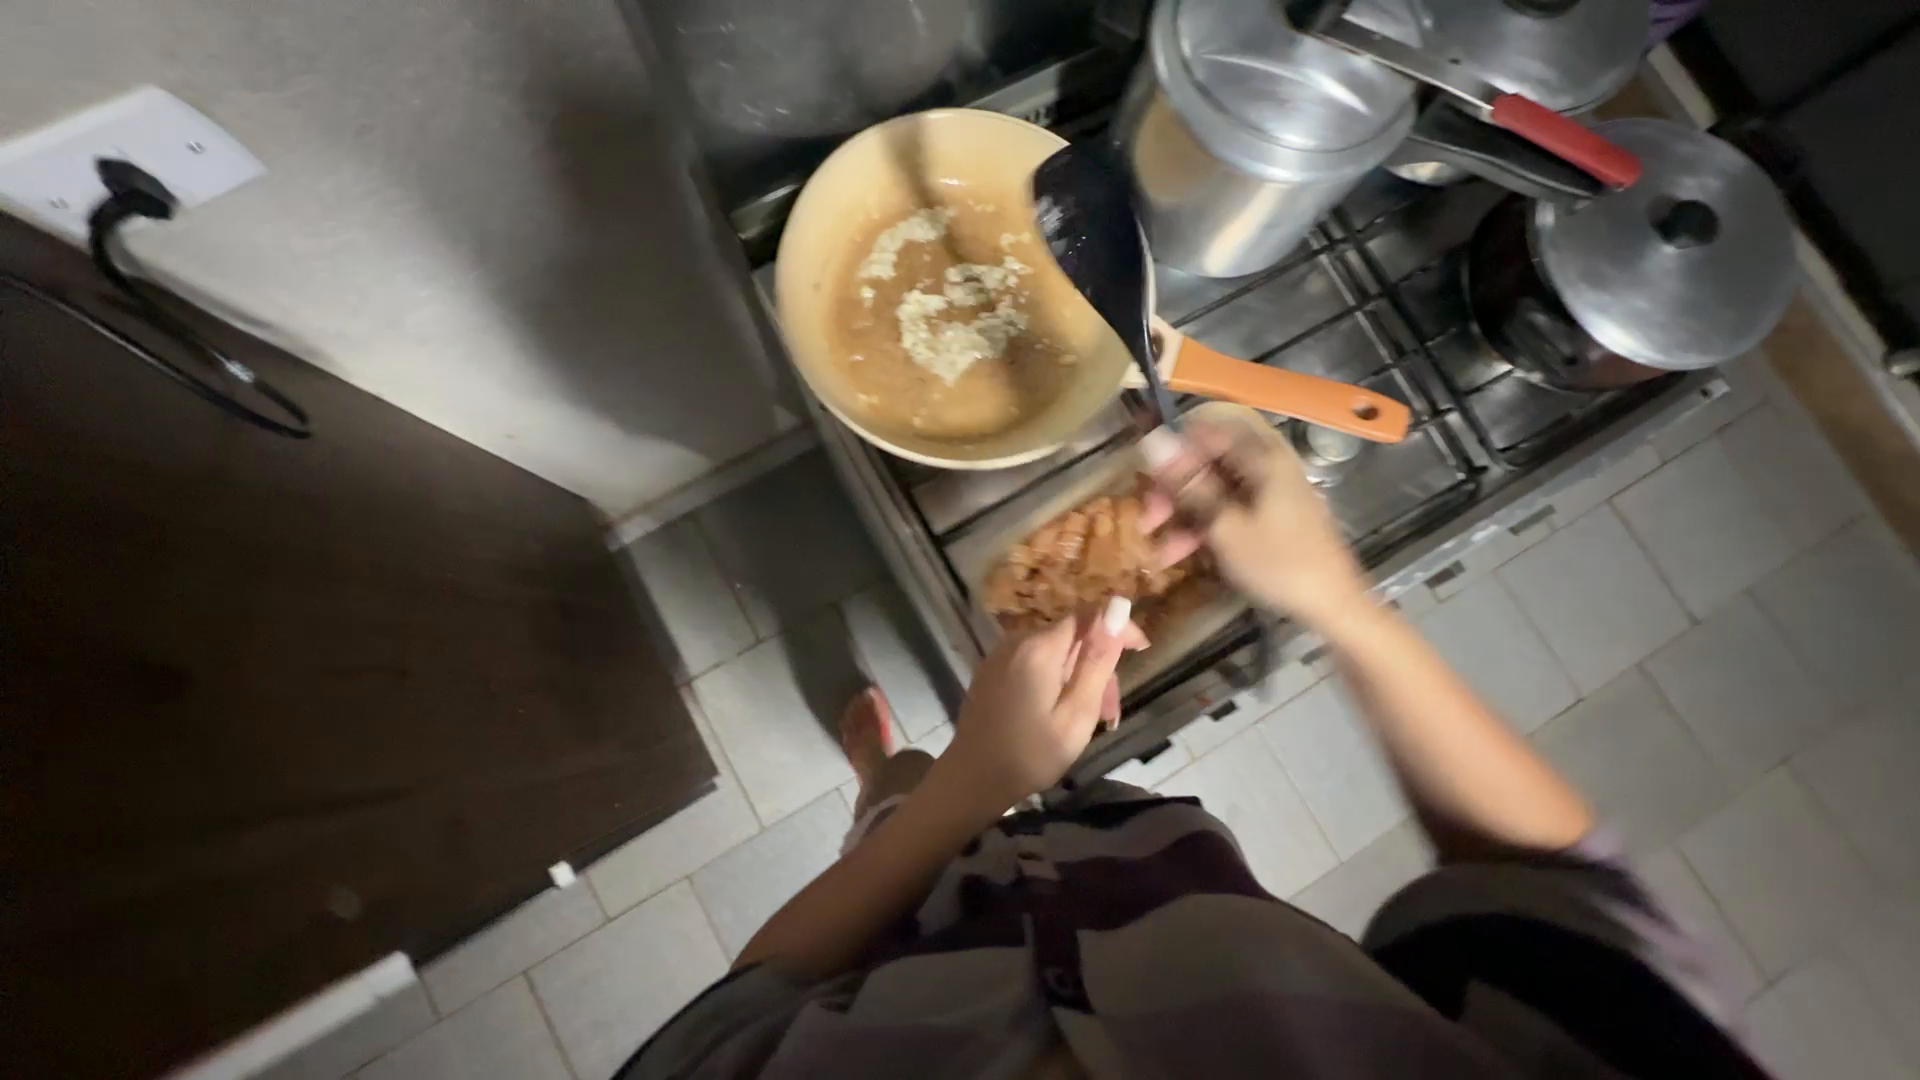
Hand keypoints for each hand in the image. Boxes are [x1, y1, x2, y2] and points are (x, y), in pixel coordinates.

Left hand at [942, 600, 1147, 808]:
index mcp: (1039, 648)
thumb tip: (1118, 607)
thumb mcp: (1078, 712)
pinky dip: (1054, 681)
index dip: (1117, 626)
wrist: (973, 779)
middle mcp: (1017, 641)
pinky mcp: (992, 671)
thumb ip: (1098, 660)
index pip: (1088, 615)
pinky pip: (1034, 663)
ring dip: (1078, 678)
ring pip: (1054, 653)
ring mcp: (1000, 655)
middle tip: (1110, 712)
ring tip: (1091, 720)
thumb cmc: (1032, 754)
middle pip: (1072, 637)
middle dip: (1098, 666)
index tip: (1141, 651)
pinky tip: (1059, 713)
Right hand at [1140, 421, 1370, 628]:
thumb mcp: (1225, 526)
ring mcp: (1270, 494)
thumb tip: (1152, 441)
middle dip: (1174, 491)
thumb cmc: (1280, 563)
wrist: (1333, 606)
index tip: (1149, 476)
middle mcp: (1267, 468)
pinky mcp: (1271, 518)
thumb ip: (1187, 484)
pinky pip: (1229, 512)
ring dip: (1184, 517)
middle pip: (1209, 464)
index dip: (1175, 450)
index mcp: (1262, 459)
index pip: (1209, 431)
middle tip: (1148, 519)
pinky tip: (1181, 556)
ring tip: (1161, 551)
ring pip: (1214, 492)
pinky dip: (1204, 530)